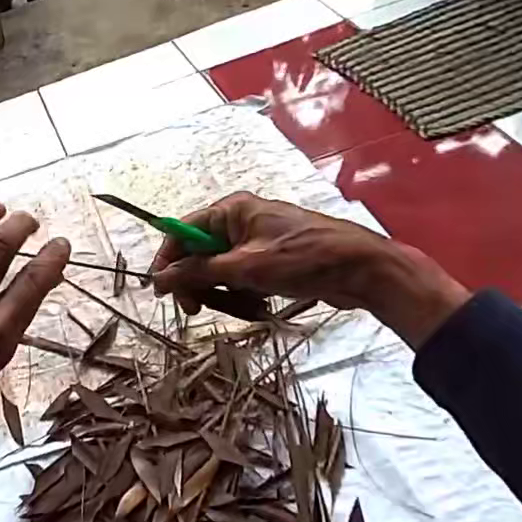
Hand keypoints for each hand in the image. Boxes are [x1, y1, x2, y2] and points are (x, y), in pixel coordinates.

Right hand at [148, 191, 469, 346]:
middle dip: (197, 283)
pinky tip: (259, 306)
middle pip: (198, 253)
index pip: (182, 231)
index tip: (160, 290)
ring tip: (243, 308)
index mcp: (231, 211)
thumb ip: (198, 272)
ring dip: (222, 293)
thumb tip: (159, 278)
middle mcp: (239, 221)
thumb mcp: (245, 268)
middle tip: (196, 310)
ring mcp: (255, 241)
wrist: (363, 271)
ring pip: (218, 271)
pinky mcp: (269, 260)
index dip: (168, 260)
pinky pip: (240, 278)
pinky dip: (243, 295)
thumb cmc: (303, 260)